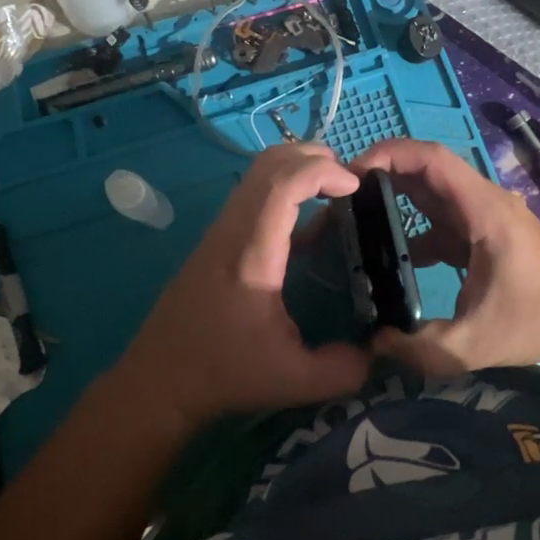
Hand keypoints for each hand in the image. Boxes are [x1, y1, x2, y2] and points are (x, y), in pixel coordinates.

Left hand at [116, 144, 371, 425]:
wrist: (158, 381)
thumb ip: (341, 368)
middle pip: (270, 164)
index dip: (321, 172)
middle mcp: (233, 230)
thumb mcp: (290, 380)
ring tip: (335, 192)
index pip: (282, 184)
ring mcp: (222, 230)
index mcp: (252, 254)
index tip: (355, 186)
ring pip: (258, 173)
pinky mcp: (218, 238)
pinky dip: (285, 187)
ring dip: (298, 169)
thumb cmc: (223, 375)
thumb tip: (380, 347)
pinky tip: (310, 223)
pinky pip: (253, 193)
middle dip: (314, 158)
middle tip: (350, 182)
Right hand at [352, 139, 539, 376]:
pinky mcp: (479, 228)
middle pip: (427, 166)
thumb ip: (422, 348)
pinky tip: (384, 248)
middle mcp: (482, 200)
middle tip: (341, 193)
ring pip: (430, 187)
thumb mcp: (476, 345)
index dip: (392, 155)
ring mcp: (481, 212)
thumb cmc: (536, 322)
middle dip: (383, 171)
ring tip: (353, 214)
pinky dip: (410, 221)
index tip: (353, 172)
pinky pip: (437, 212)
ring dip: (394, 193)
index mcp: (484, 210)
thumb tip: (373, 342)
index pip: (433, 159)